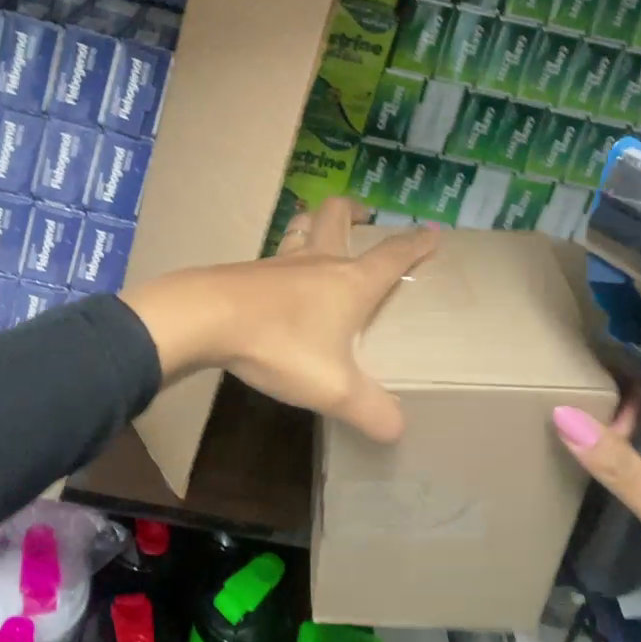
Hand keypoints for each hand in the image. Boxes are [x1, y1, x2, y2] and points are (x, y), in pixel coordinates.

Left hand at [120, 198, 438, 442]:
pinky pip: (276, 254)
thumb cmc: (281, 344)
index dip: (417, 244)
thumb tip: (397, 430)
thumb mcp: (333, 388)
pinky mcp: (248, 272)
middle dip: (356, 211)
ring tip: (322, 231)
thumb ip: (370, 409)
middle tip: (365, 215)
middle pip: (338, 216)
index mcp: (350, 282)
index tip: (434, 232)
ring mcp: (280, 263)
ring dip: (316, 223)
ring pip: (302, 227)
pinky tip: (280, 279)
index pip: (393, 255)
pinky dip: (286, 255)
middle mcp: (319, 262)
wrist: (207, 318)